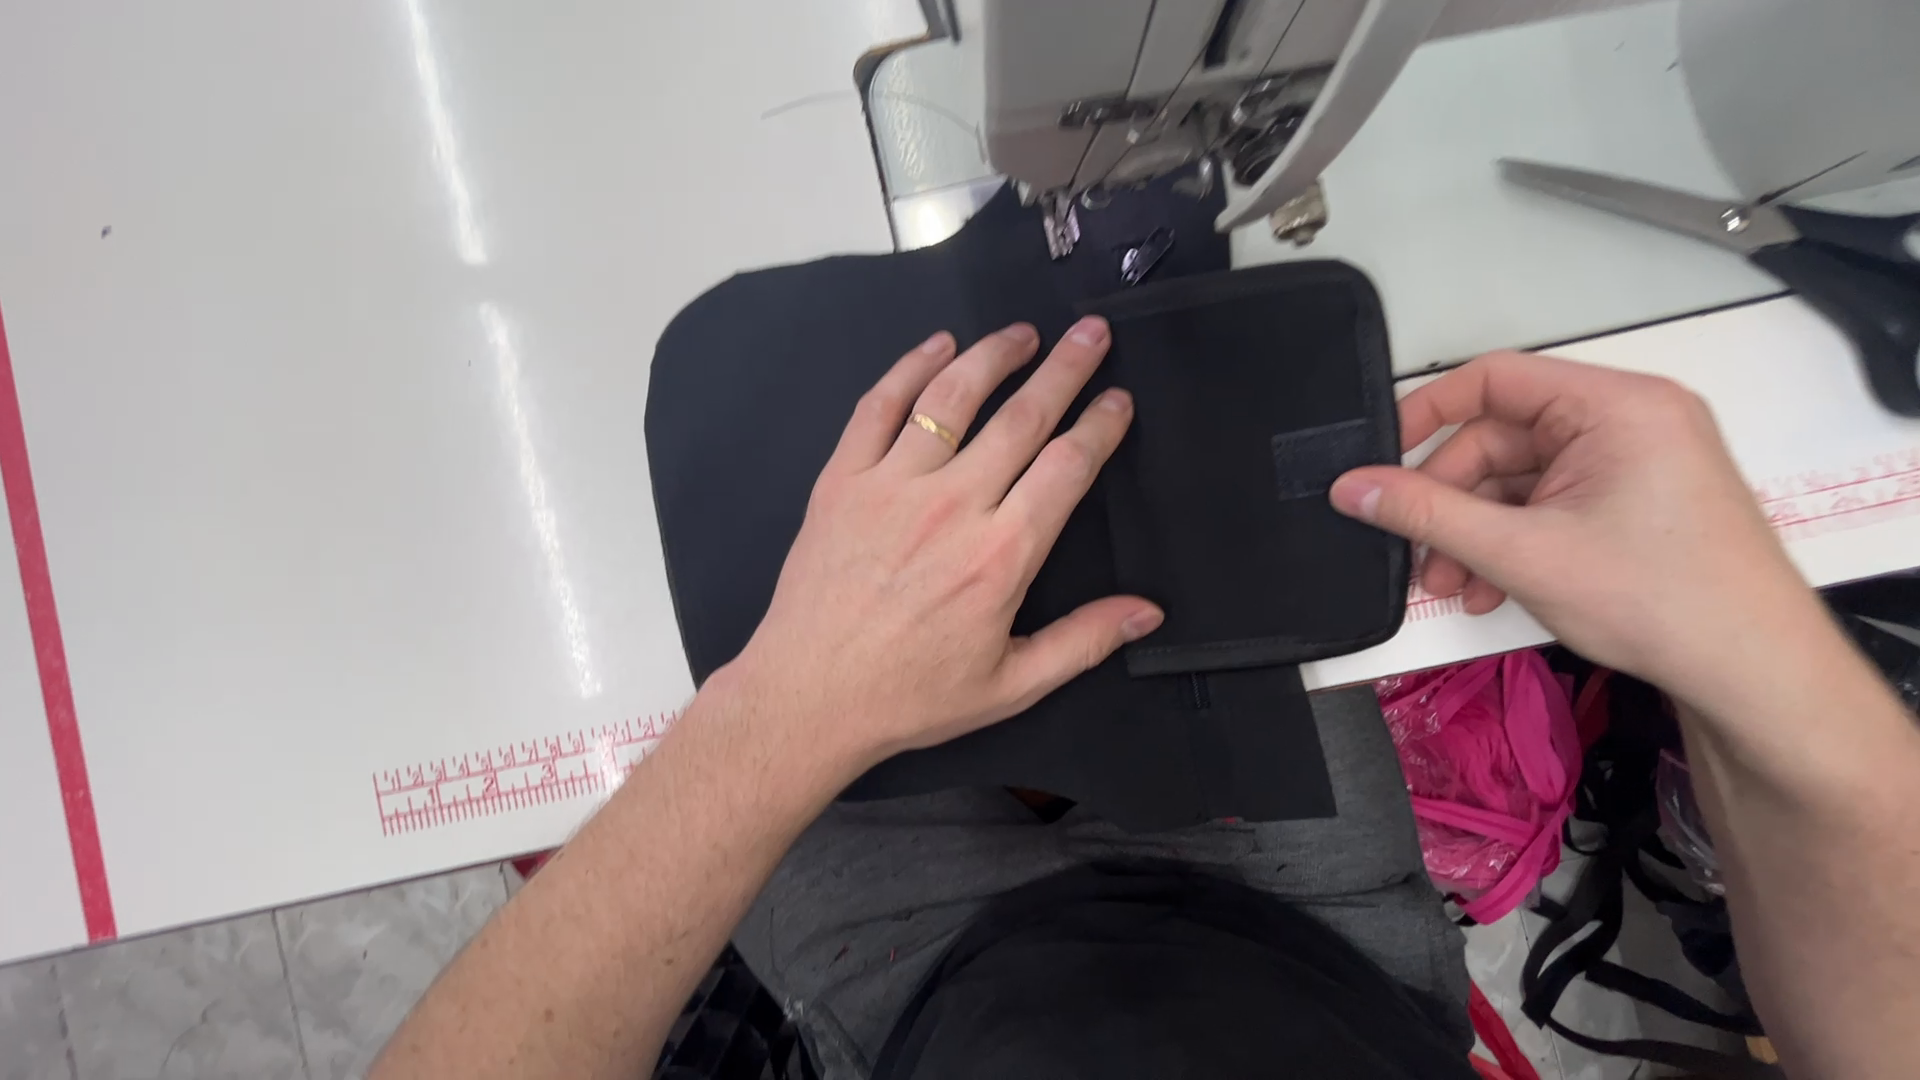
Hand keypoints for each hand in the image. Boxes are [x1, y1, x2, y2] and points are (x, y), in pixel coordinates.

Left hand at [720, 317, 1161, 770]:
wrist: (809, 696)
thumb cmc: (911, 695)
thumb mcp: (1010, 686)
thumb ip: (1083, 642)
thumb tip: (1148, 612)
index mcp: (1001, 555)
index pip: (1067, 467)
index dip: (1100, 425)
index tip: (1117, 399)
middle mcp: (952, 506)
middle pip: (1021, 417)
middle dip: (1065, 368)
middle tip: (1090, 332)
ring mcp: (891, 486)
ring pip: (951, 398)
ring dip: (992, 355)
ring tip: (1022, 332)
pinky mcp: (842, 480)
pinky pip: (878, 407)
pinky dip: (909, 368)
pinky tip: (936, 345)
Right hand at [1328, 351, 1819, 694]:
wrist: (1750, 675)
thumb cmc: (1655, 599)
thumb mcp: (1516, 551)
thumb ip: (1421, 513)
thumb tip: (1348, 487)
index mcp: (1614, 406)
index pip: (1492, 379)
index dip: (1425, 413)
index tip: (1380, 459)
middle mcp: (1623, 421)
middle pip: (1494, 441)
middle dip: (1446, 502)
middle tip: (1417, 553)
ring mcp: (1624, 463)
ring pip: (1509, 482)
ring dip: (1468, 533)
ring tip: (1450, 585)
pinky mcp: (1622, 499)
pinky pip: (1536, 506)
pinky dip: (1501, 543)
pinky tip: (1486, 588)